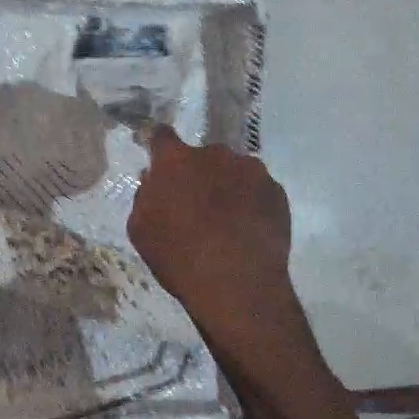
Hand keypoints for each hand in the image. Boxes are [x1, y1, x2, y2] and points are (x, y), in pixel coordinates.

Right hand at [127, 126, 300, 343]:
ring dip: (228, 186)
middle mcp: (214, 154)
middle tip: (197, 205)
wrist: (237, 283)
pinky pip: (258, 190)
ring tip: (228, 222)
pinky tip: (248, 231)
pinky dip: (252, 203)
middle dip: (198, 174)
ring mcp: (250, 170)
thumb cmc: (178, 255)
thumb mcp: (141, 229)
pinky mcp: (277, 191)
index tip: (160, 159)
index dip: (160, 145)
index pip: (162, 136)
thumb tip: (154, 180)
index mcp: (175, 161)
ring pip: (234, 171)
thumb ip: (145, 196)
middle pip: (202, 156)